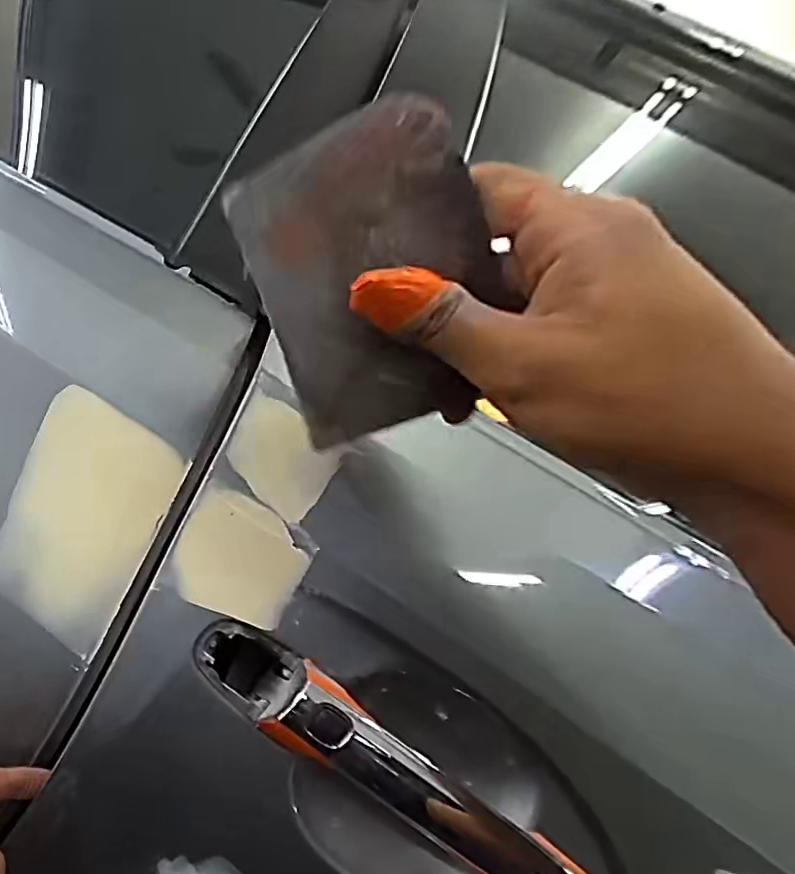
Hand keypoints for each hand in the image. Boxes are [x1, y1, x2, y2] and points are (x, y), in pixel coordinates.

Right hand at [350, 162, 794, 506]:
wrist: (740, 455)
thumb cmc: (646, 400)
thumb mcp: (515, 360)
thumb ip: (436, 320)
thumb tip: (372, 286)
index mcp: (581, 231)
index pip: (484, 188)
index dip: (420, 210)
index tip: (361, 245)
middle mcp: (588, 247)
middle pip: (477, 245)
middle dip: (419, 288)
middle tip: (366, 322)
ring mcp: (589, 287)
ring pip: (486, 294)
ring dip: (442, 333)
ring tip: (406, 369)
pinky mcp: (586, 325)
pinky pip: (508, 326)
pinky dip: (473, 354)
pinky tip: (452, 391)